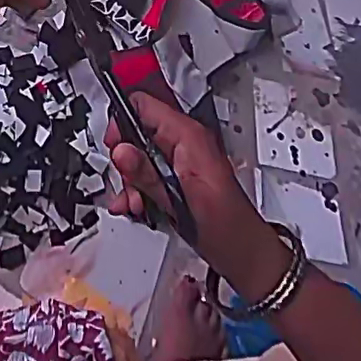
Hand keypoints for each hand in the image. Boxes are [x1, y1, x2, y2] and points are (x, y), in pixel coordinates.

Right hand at [106, 92, 286, 293]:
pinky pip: (147, 170)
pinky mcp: (177, 174)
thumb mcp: (179, 201)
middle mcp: (185, 142)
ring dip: (130, 178)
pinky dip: (138, 186)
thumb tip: (121, 150)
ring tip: (135, 200)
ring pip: (138, 153)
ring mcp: (181, 158)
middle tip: (127, 182)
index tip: (115, 147)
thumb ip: (147, 173)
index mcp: (189, 137)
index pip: (143, 104)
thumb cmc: (228, 230)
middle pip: (136, 131)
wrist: (245, 256)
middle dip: (125, 159)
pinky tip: (137, 204)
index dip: (121, 122)